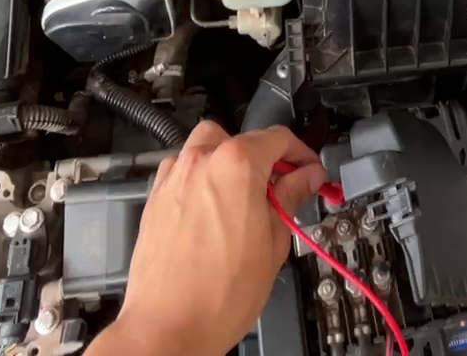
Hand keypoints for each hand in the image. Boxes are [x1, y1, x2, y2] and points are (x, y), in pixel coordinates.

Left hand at [87, 121, 325, 355]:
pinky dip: (201, 178)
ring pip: (208, 147)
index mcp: (238, 163)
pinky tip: (212, 207)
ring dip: (229, 161)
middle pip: (242, 138)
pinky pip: (183, 170)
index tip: (310, 171)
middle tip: (280, 186)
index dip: (303, 155)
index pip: (280, 138)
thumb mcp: (274, 240)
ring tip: (243, 195)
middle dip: (265, 157)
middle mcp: (203, 160)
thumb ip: (291, 197)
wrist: (168, 328)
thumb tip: (306, 177)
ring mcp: (176, 177)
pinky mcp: (156, 197)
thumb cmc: (217, 294)